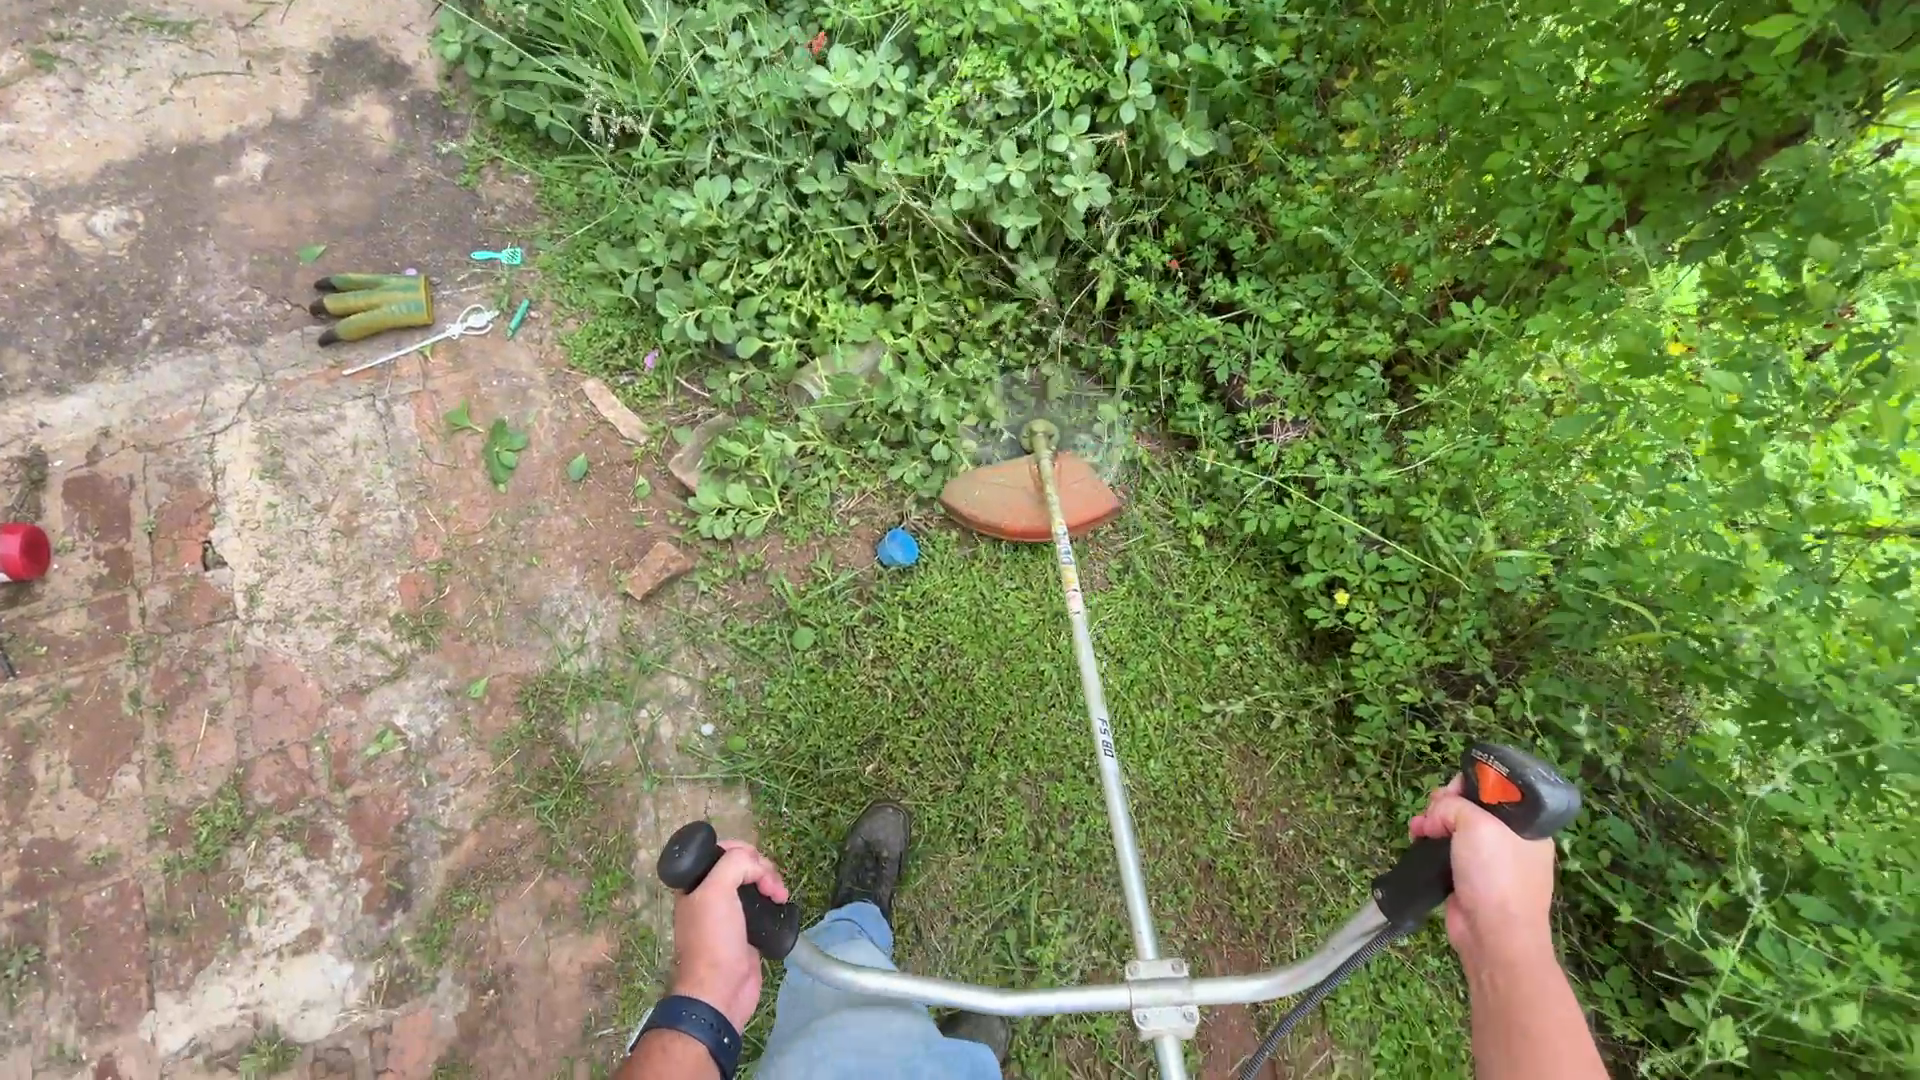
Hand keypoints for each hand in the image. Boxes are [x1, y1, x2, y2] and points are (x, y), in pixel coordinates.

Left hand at [668, 840, 789, 1031]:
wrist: (721, 991)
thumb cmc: (714, 939)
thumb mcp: (716, 891)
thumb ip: (735, 864)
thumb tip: (760, 868)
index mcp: (695, 883)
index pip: (722, 850)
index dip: (743, 850)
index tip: (756, 864)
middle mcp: (710, 894)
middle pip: (743, 864)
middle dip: (762, 868)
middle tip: (771, 886)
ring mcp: (729, 912)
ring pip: (755, 881)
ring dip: (772, 882)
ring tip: (780, 896)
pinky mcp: (746, 928)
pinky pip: (763, 901)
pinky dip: (774, 898)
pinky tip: (781, 903)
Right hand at [1408, 775, 1556, 971]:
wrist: (1494, 934)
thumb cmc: (1495, 875)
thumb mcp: (1477, 824)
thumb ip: (1452, 806)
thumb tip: (1433, 818)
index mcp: (1527, 828)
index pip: (1497, 791)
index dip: (1469, 785)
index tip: (1450, 792)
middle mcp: (1510, 841)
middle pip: (1470, 807)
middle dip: (1444, 804)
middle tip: (1432, 811)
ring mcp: (1489, 861)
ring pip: (1454, 826)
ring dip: (1431, 821)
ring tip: (1418, 828)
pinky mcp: (1469, 876)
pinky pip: (1446, 847)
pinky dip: (1429, 840)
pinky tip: (1416, 839)